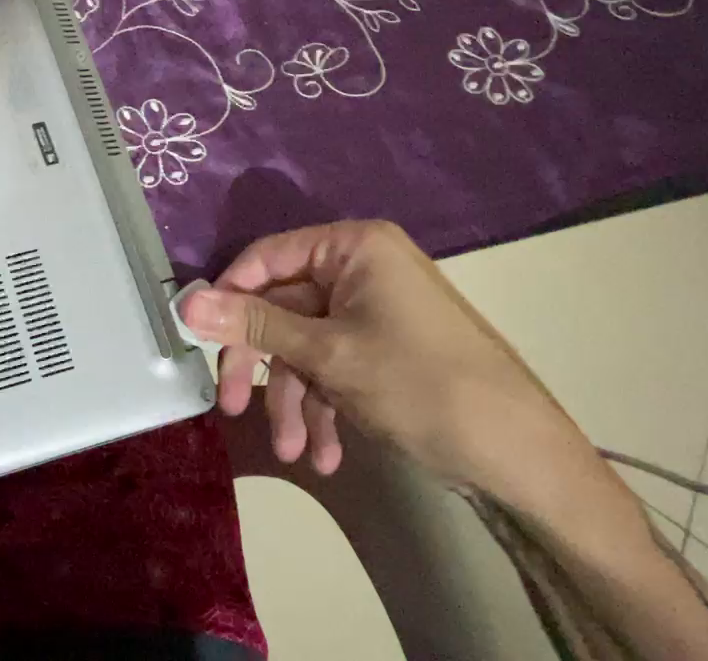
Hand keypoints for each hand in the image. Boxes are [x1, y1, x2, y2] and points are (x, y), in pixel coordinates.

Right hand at [180, 221, 598, 506]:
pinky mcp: (382, 350)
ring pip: (304, 345)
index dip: (229, 297)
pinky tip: (326, 453)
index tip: (200, 339)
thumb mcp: (328, 354)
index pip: (266, 257)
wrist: (523, 459)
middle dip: (261, 365)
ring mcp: (372, 312)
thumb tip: (184, 303)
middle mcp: (360, 270)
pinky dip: (323, 406)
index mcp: (352, 248)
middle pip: (281, 308)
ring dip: (292, 399)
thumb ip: (253, 325)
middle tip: (232, 406)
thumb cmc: (421, 384)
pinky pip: (333, 367)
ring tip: (293, 450)